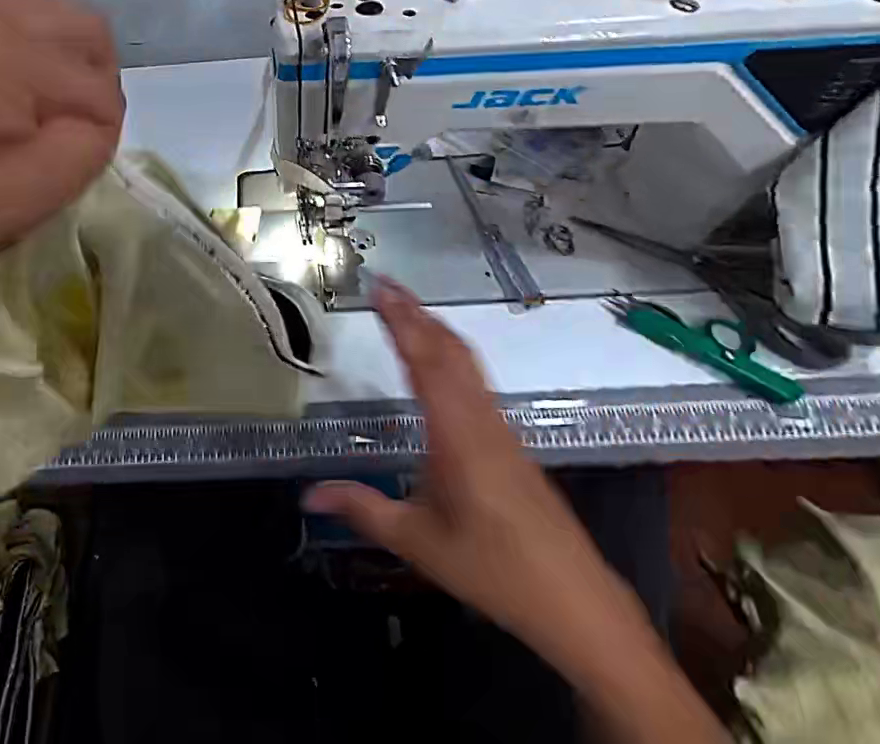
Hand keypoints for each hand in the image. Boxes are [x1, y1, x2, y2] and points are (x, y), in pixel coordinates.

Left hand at [0, 0, 123, 402]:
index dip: (93, 147)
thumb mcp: (9, 205)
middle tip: (53, 153)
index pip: (105, 91)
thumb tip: (92, 125)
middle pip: (81, 34)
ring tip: (14, 142)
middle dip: (88, 92)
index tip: (48, 187)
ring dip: (47, 81)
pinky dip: (4, 75)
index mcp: (10, 45)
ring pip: (32, 31)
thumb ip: (80, 154)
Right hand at [302, 280, 636, 663]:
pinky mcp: (509, 438)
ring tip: (407, 307)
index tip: (380, 290)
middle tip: (385, 284)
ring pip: (467, 361)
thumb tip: (309, 494)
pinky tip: (442, 359)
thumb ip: (362, 509)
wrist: (570, 595)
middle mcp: (479, 418)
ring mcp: (499, 425)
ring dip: (436, 328)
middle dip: (416, 312)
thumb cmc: (491, 567)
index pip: (424, 362)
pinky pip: (476, 379)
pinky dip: (452, 352)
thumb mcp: (416, 541)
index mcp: (454, 434)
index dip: (401, 321)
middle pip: (448, 350)